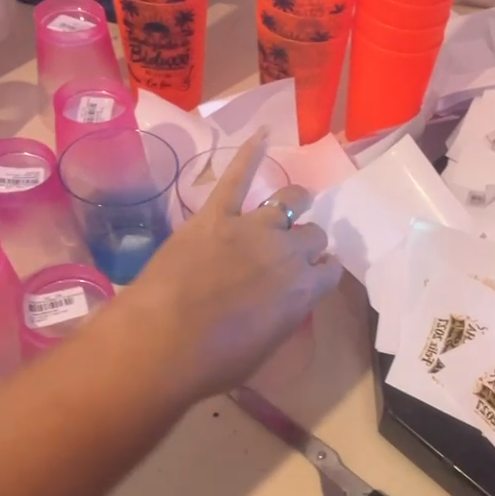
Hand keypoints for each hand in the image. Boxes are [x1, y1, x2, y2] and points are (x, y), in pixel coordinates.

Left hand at [110, 131, 341, 404]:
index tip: (315, 274)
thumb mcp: (264, 346)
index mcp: (305, 290)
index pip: (330, 270)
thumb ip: (281, 315)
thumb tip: (280, 303)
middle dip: (308, 241)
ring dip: (295, 201)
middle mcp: (288, 252)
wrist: (164, 341)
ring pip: (289, 200)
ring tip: (295, 200)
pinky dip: (251, 152)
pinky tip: (263, 135)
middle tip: (292, 250)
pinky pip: (237, 176)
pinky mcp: (216, 214)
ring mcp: (252, 227)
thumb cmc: (215, 360)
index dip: (322, 270)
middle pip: (313, 234)